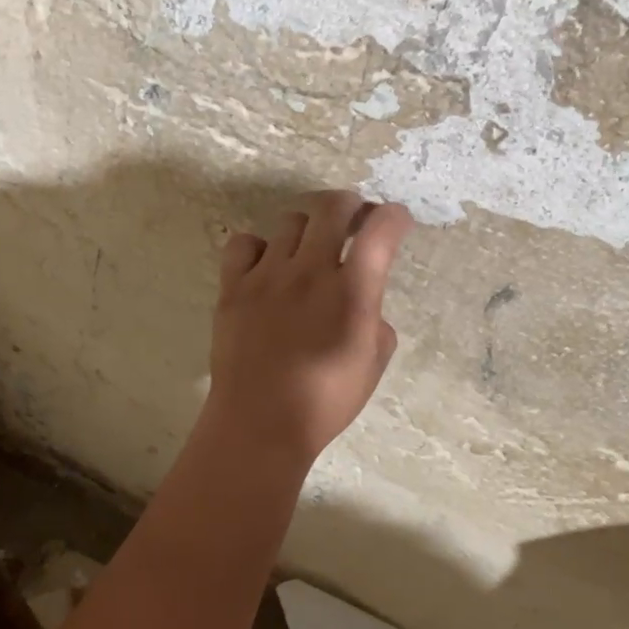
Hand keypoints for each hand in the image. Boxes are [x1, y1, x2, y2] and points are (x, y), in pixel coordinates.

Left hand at [201, 190, 413, 462]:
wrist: (258, 424)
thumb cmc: (325, 402)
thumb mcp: (373, 365)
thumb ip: (376, 321)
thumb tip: (363, 303)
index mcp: (352, 293)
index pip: (380, 232)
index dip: (394, 217)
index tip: (396, 220)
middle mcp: (310, 272)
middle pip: (332, 207)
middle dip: (351, 204)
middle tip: (355, 218)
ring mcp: (267, 276)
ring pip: (291, 221)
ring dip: (309, 227)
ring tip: (309, 249)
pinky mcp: (233, 287)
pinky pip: (245, 242)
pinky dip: (260, 247)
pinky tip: (267, 267)